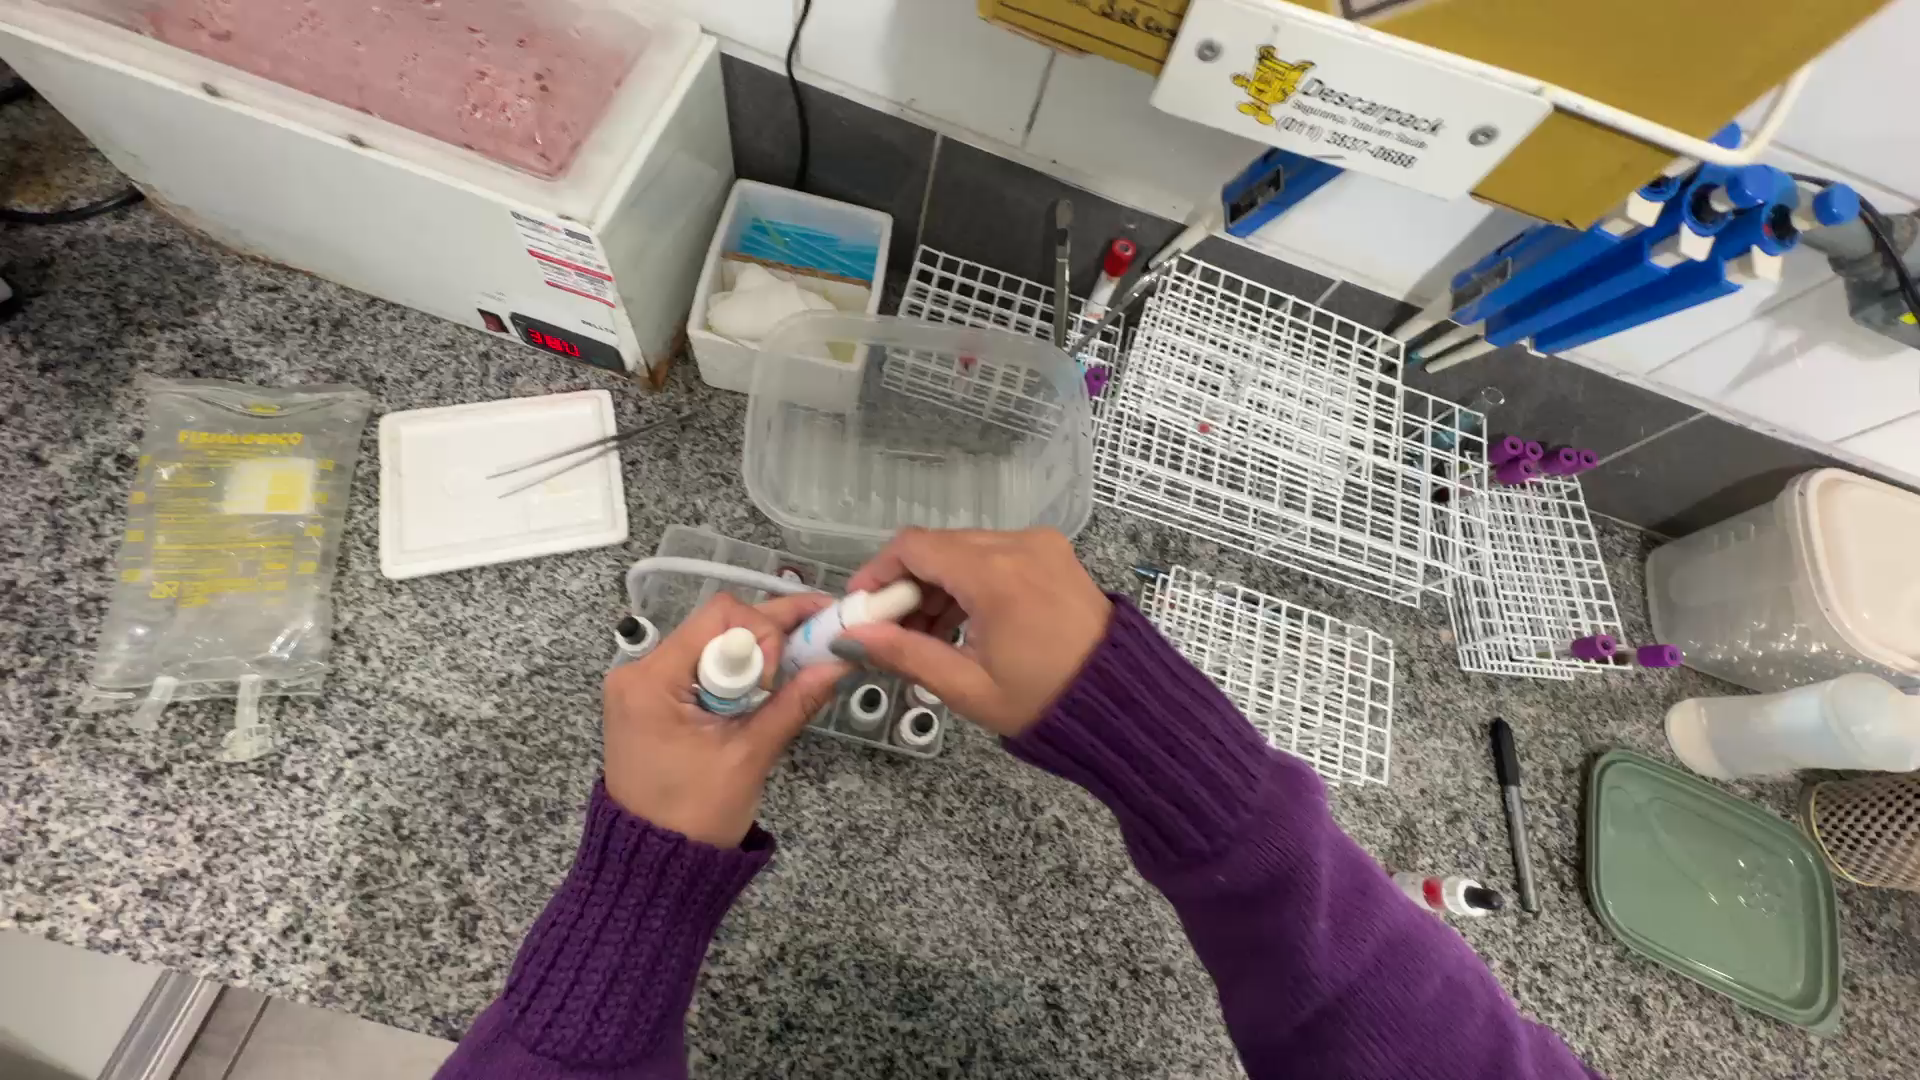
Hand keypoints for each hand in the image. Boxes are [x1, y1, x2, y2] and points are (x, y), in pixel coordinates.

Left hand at [602, 592, 846, 846]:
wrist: (652, 869)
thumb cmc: (695, 818)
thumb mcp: (750, 757)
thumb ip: (794, 703)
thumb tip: (839, 663)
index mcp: (652, 680)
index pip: (721, 618)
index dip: (765, 635)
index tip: (780, 679)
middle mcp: (641, 670)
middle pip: (719, 623)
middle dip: (772, 632)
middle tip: (822, 632)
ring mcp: (646, 683)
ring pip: (717, 640)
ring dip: (761, 650)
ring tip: (804, 659)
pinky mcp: (658, 698)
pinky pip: (707, 665)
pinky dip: (742, 670)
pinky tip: (774, 681)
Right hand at [838, 528, 1110, 736]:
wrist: (1123, 703)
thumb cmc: (1043, 700)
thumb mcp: (967, 686)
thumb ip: (905, 654)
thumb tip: (851, 637)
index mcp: (995, 573)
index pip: (915, 547)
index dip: (878, 572)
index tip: (861, 606)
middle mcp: (1018, 544)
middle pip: (939, 547)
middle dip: (908, 586)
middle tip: (891, 630)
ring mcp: (1041, 545)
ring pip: (966, 550)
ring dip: (939, 585)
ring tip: (928, 636)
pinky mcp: (1054, 554)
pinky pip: (995, 555)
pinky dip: (970, 581)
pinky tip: (962, 622)